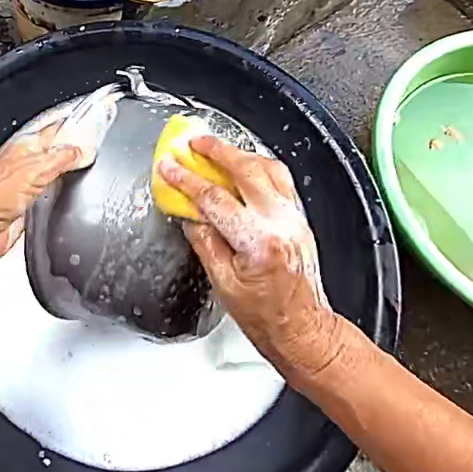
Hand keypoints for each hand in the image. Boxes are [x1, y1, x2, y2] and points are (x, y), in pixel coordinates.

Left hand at [0, 119, 87, 293]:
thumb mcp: (33, 171)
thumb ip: (61, 159)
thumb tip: (84, 151)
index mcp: (24, 146)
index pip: (55, 125)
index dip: (75, 120)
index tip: (94, 116)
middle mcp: (24, 162)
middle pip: (55, 147)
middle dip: (75, 142)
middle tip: (96, 139)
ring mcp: (25, 182)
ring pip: (53, 168)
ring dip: (69, 166)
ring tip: (88, 162)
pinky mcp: (27, 204)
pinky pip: (50, 190)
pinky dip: (62, 187)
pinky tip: (70, 189)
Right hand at [158, 136, 347, 380]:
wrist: (302, 329)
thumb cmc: (267, 317)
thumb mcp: (222, 283)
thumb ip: (205, 241)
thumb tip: (189, 213)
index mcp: (259, 243)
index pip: (215, 199)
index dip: (186, 180)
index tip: (169, 167)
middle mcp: (282, 224)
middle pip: (247, 170)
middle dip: (217, 150)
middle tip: (194, 142)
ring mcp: (294, 218)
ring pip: (270, 168)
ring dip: (240, 154)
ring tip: (217, 149)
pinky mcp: (299, 219)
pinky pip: (281, 180)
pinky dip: (260, 167)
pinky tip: (245, 168)